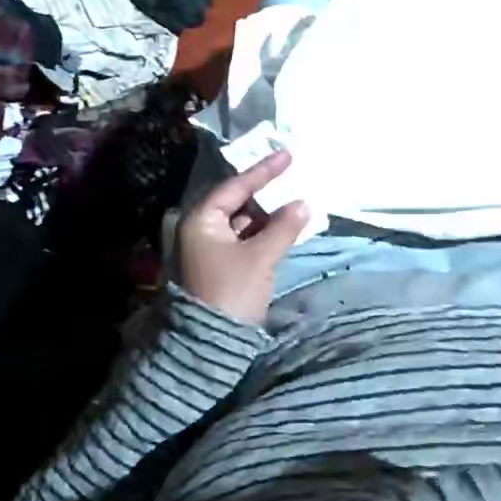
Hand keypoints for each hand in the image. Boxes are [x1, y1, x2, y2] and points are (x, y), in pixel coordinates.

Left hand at [179, 150, 309, 325]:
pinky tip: (281, 231)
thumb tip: (303, 204)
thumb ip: (283, 227)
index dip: (263, 171)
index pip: (235, 187)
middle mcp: (197, 230)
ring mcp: (204, 250)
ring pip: (239, 224)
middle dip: (265, 195)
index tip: (287, 155)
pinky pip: (239, 241)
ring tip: (293, 206)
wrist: (209, 344)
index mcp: (200, 220)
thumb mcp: (261, 257)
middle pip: (235, 204)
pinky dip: (259, 235)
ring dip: (265, 218)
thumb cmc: (232, 291)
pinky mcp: (214, 267)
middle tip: (292, 180)